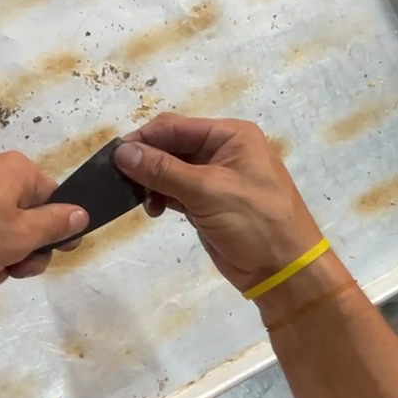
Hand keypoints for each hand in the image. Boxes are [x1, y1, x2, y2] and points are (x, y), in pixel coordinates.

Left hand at [0, 152, 88, 284]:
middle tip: (15, 271)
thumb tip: (81, 213)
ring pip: (2, 226)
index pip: (56, 199)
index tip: (49, 257)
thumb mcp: (20, 234)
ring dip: (4, 254)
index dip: (57, 232)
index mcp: (18, 170)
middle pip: (29, 215)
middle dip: (27, 249)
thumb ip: (55, 225)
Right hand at [114, 114, 325, 292]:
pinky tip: (154, 210)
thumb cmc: (254, 221)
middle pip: (170, 146)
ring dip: (151, 182)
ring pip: (168, 169)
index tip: (114, 158)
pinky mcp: (206, 202)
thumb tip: (121, 152)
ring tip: (142, 201)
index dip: (144, 139)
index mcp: (230, 135)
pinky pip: (174, 190)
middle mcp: (221, 150)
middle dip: (145, 162)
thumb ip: (162, 170)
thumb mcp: (207, 191)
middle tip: (120, 181)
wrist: (283, 270)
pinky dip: (160, 197)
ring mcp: (213, 177)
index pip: (174, 127)